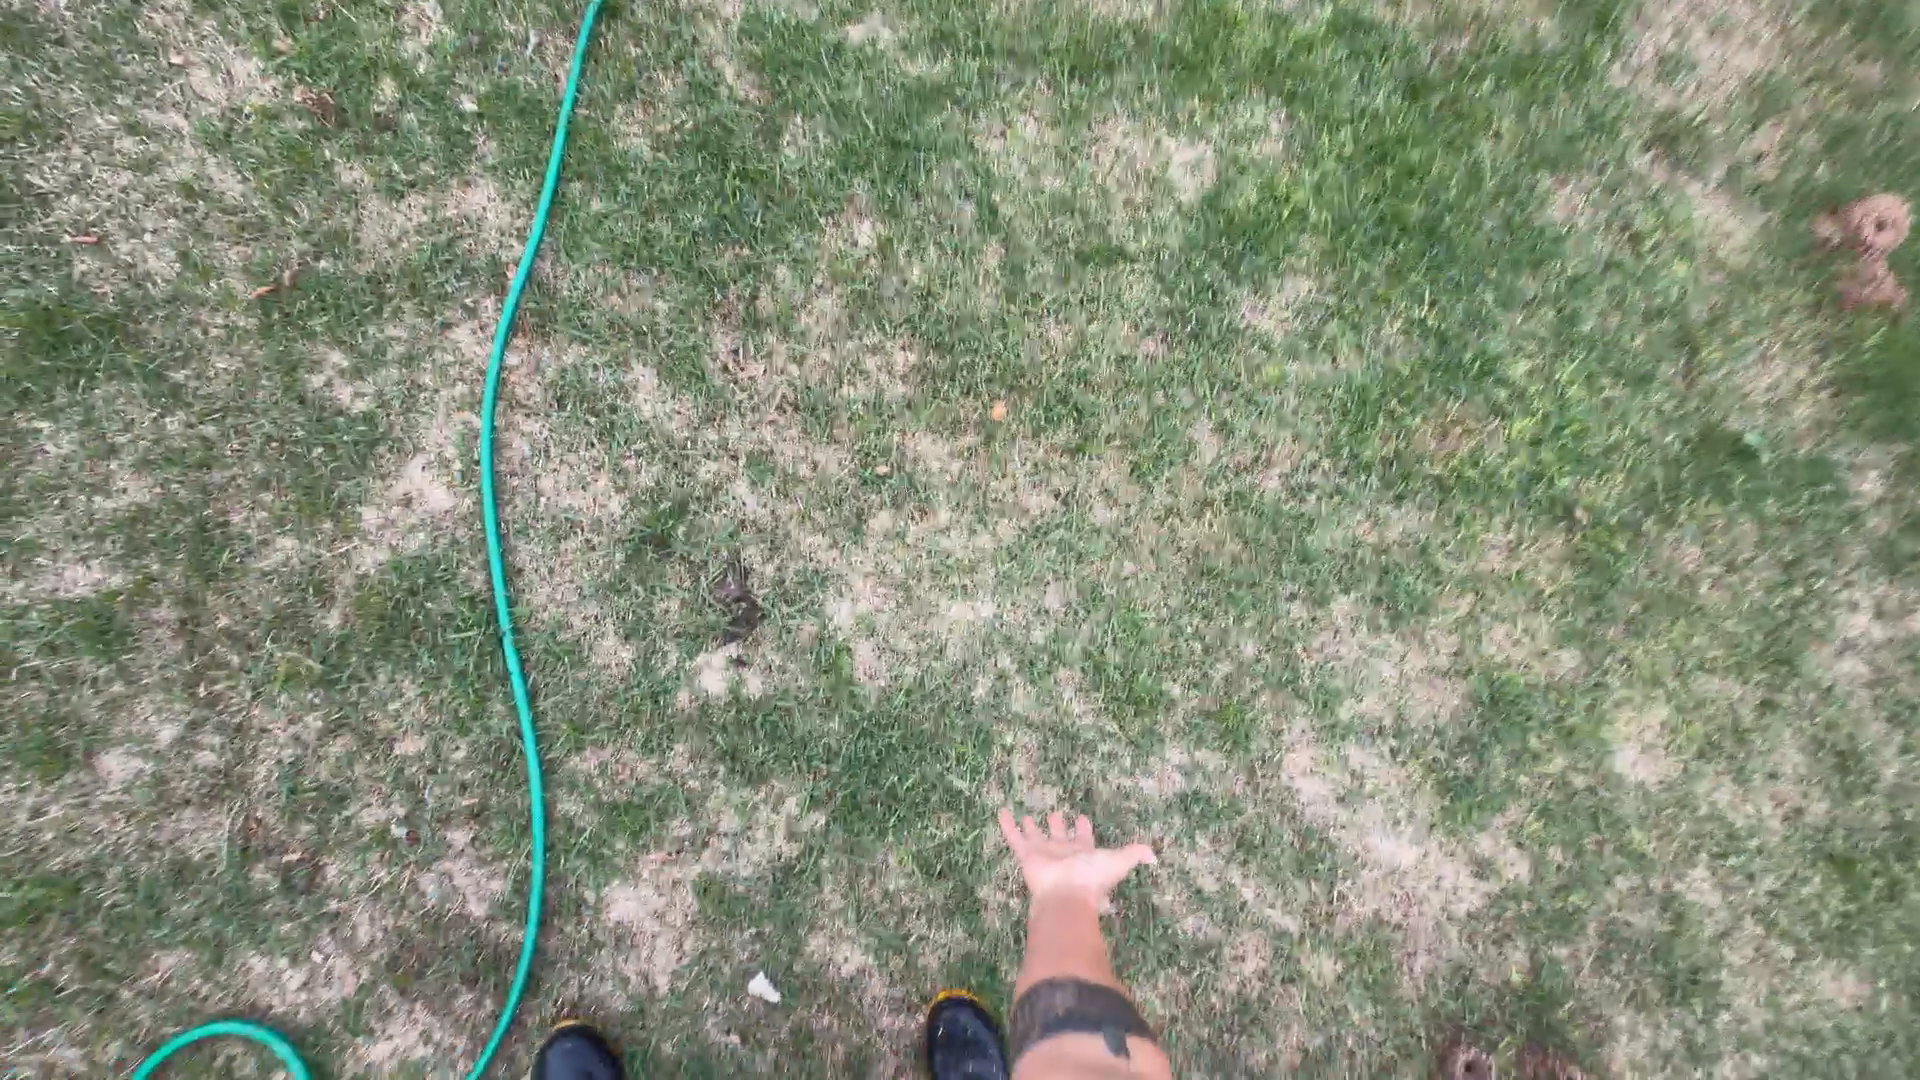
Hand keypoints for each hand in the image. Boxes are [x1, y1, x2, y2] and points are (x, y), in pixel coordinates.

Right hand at [997, 808, 1157, 905]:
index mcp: (1083, 853)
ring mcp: (1044, 854)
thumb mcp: (1118, 861)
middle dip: (1058, 827)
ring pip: (1035, 837)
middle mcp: (1063, 852)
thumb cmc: (1092, 877)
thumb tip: (1155, 855)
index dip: (1084, 829)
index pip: (1084, 838)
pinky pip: (1015, 837)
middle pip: (1059, 837)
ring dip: (1031, 827)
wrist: (1066, 894)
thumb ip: (1134, 854)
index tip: (1083, 818)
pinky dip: (1008, 825)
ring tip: (1027, 815)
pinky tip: (1002, 811)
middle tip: (1055, 815)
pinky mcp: (1027, 855)